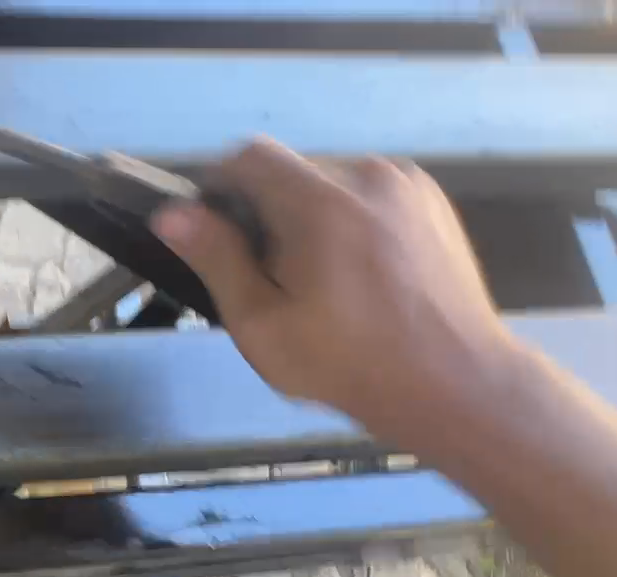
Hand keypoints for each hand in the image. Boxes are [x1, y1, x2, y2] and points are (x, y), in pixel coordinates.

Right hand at [152, 138, 530, 439]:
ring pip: (329, 183)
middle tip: (259, 276)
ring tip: (307, 280)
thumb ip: (216, 258)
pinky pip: (366, 196)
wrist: (446, 379)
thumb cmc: (338, 359)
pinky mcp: (431, 203)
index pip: (251, 157)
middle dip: (262, 211)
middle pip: (291, 171)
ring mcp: (408, 186)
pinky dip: (342, 222)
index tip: (208, 231)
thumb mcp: (258, 320)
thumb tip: (171, 213)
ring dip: (302, 217)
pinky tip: (347, 275)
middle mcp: (369, 176)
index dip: (216, 185)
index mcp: (321, 202)